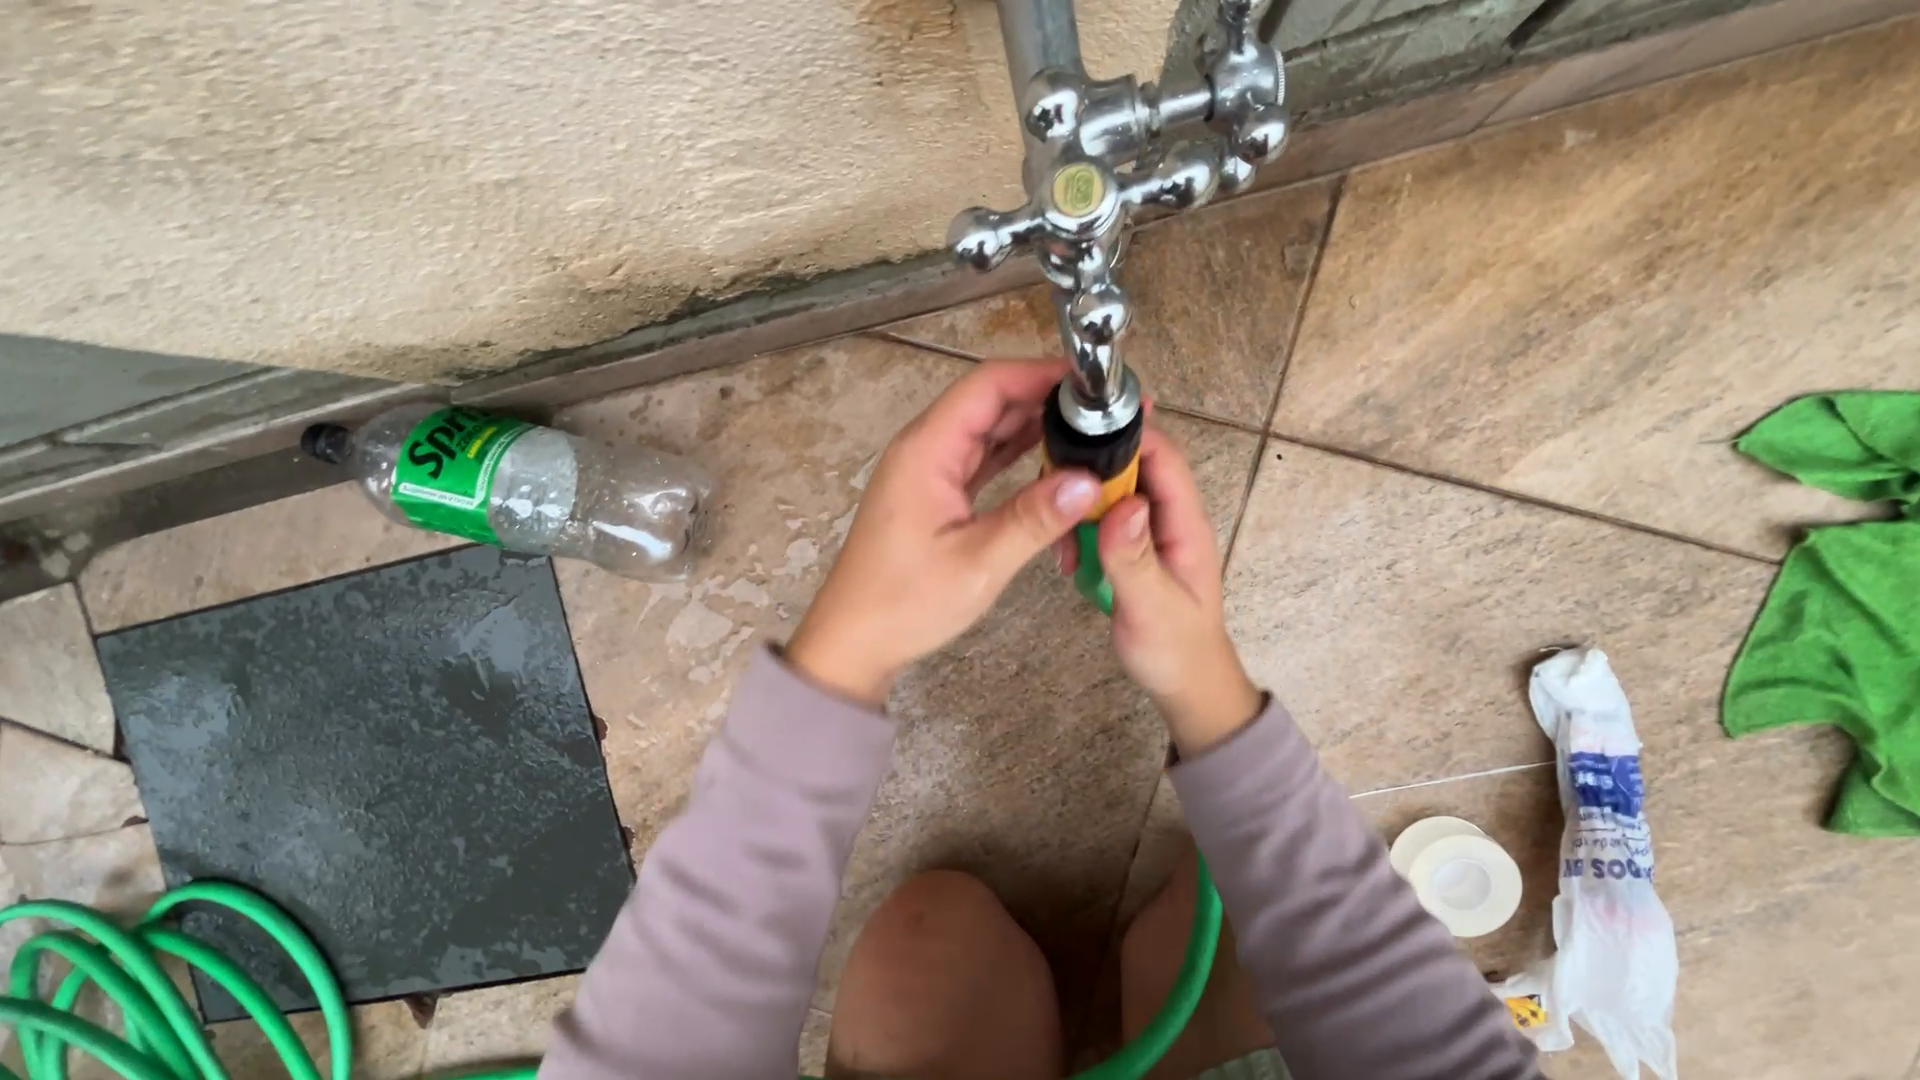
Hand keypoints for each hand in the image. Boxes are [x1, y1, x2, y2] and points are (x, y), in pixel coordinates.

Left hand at [787, 359, 1101, 706]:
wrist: (855, 641)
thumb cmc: (903, 603)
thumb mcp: (977, 562)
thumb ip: (1034, 518)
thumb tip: (1088, 482)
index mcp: (926, 450)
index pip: (988, 385)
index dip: (1040, 374)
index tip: (1089, 382)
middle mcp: (925, 449)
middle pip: (990, 401)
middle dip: (1046, 398)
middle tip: (1102, 409)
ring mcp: (929, 471)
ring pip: (988, 430)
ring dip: (1034, 426)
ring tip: (1088, 429)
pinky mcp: (935, 493)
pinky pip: (981, 458)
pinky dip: (1016, 455)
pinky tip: (1052, 459)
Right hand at [1075, 427, 1261, 755]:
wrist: (1185, 685)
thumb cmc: (1176, 651)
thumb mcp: (1153, 608)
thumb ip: (1135, 558)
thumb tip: (1125, 503)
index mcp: (1185, 524)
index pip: (1163, 458)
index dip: (1128, 435)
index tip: (1081, 428)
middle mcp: (1168, 518)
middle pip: (1133, 466)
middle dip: (1092, 470)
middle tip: (1052, 486)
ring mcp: (1148, 532)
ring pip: (1112, 493)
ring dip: (1082, 506)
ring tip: (1062, 541)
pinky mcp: (1130, 548)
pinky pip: (1102, 520)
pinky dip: (1079, 530)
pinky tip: (1067, 557)